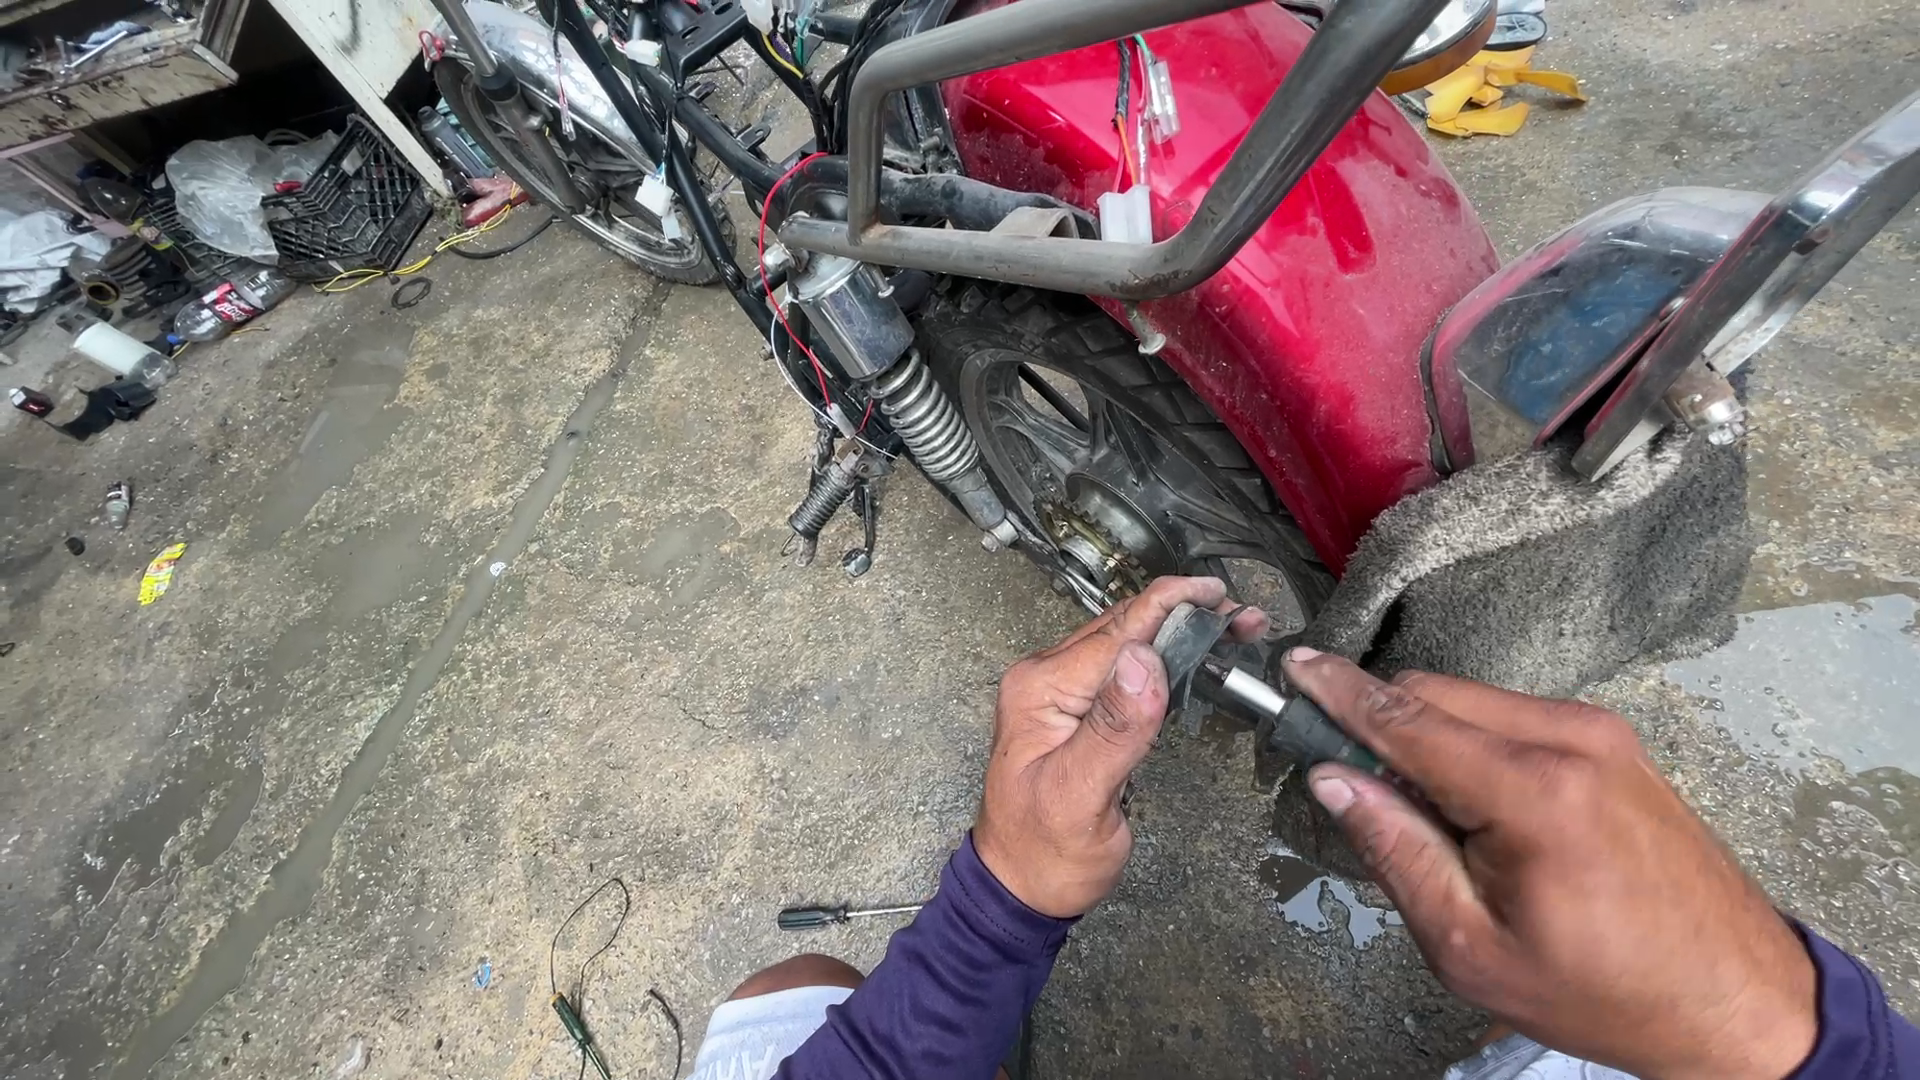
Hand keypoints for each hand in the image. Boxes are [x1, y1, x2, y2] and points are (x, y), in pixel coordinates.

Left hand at [974, 577, 1266, 917]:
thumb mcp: (1080, 795)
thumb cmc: (1043, 851)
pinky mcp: (1076, 710)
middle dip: (1182, 613)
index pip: (1115, 633)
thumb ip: (1113, 728)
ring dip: (1175, 632)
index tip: (1213, 592)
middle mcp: (1046, 679)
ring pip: (1124, 645)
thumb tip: (1146, 660)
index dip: (1168, 606)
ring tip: (1226, 629)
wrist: (1020, 885)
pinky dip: (1161, 659)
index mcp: (1041, 688)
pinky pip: (1121, 670)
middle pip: (1122, 629)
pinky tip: (1189, 657)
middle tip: (1238, 614)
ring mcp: (1059, 692)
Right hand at [1284, 650, 1816, 1079]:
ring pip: (1459, 696)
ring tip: (1422, 804)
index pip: (1405, 720)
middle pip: (1427, 694)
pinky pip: (1496, 711)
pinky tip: (1468, 795)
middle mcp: (1567, 739)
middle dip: (1374, 720)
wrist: (1747, 1004)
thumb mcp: (1470, 947)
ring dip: (1416, 730)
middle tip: (1351, 777)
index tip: (1292, 664)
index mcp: (1534, 794)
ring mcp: (1594, 729)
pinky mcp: (1605, 735)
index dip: (1338, 690)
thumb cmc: (1601, 991)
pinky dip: (1457, 735)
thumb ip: (1393, 851)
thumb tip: (1331, 778)